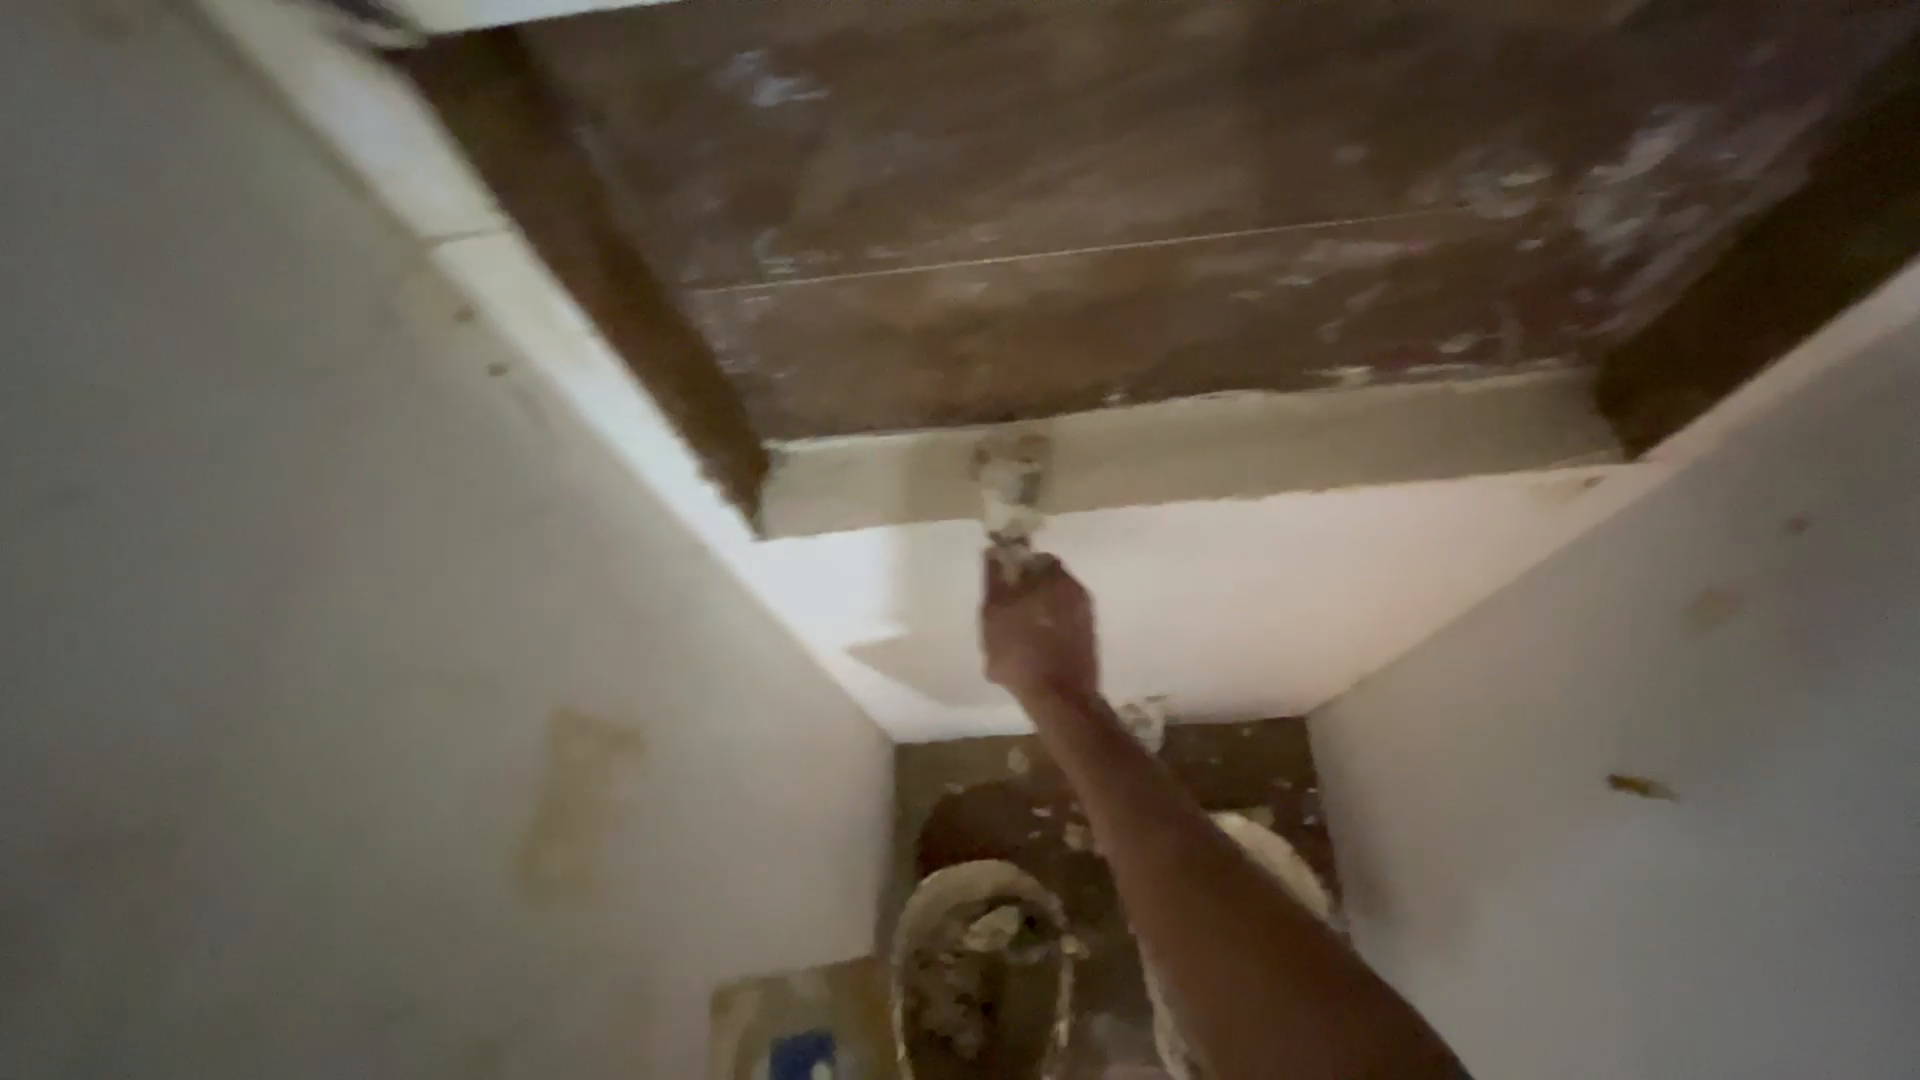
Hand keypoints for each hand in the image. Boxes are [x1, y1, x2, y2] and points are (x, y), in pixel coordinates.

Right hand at [980, 548, 1098, 704]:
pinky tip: (1035, 651)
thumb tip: (993, 552)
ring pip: (1056, 604)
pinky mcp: (1089, 639)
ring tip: (1017, 637)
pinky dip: (1050, 631)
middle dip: (1028, 592)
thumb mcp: (994, 612)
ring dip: (1039, 613)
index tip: (1002, 586)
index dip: (1016, 569)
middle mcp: (1077, 590)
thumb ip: (993, 578)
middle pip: (1047, 581)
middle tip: (1006, 613)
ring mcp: (1087, 615)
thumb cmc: (1021, 651)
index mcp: (1056, 577)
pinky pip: (1065, 625)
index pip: (1034, 558)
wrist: (1059, 696)